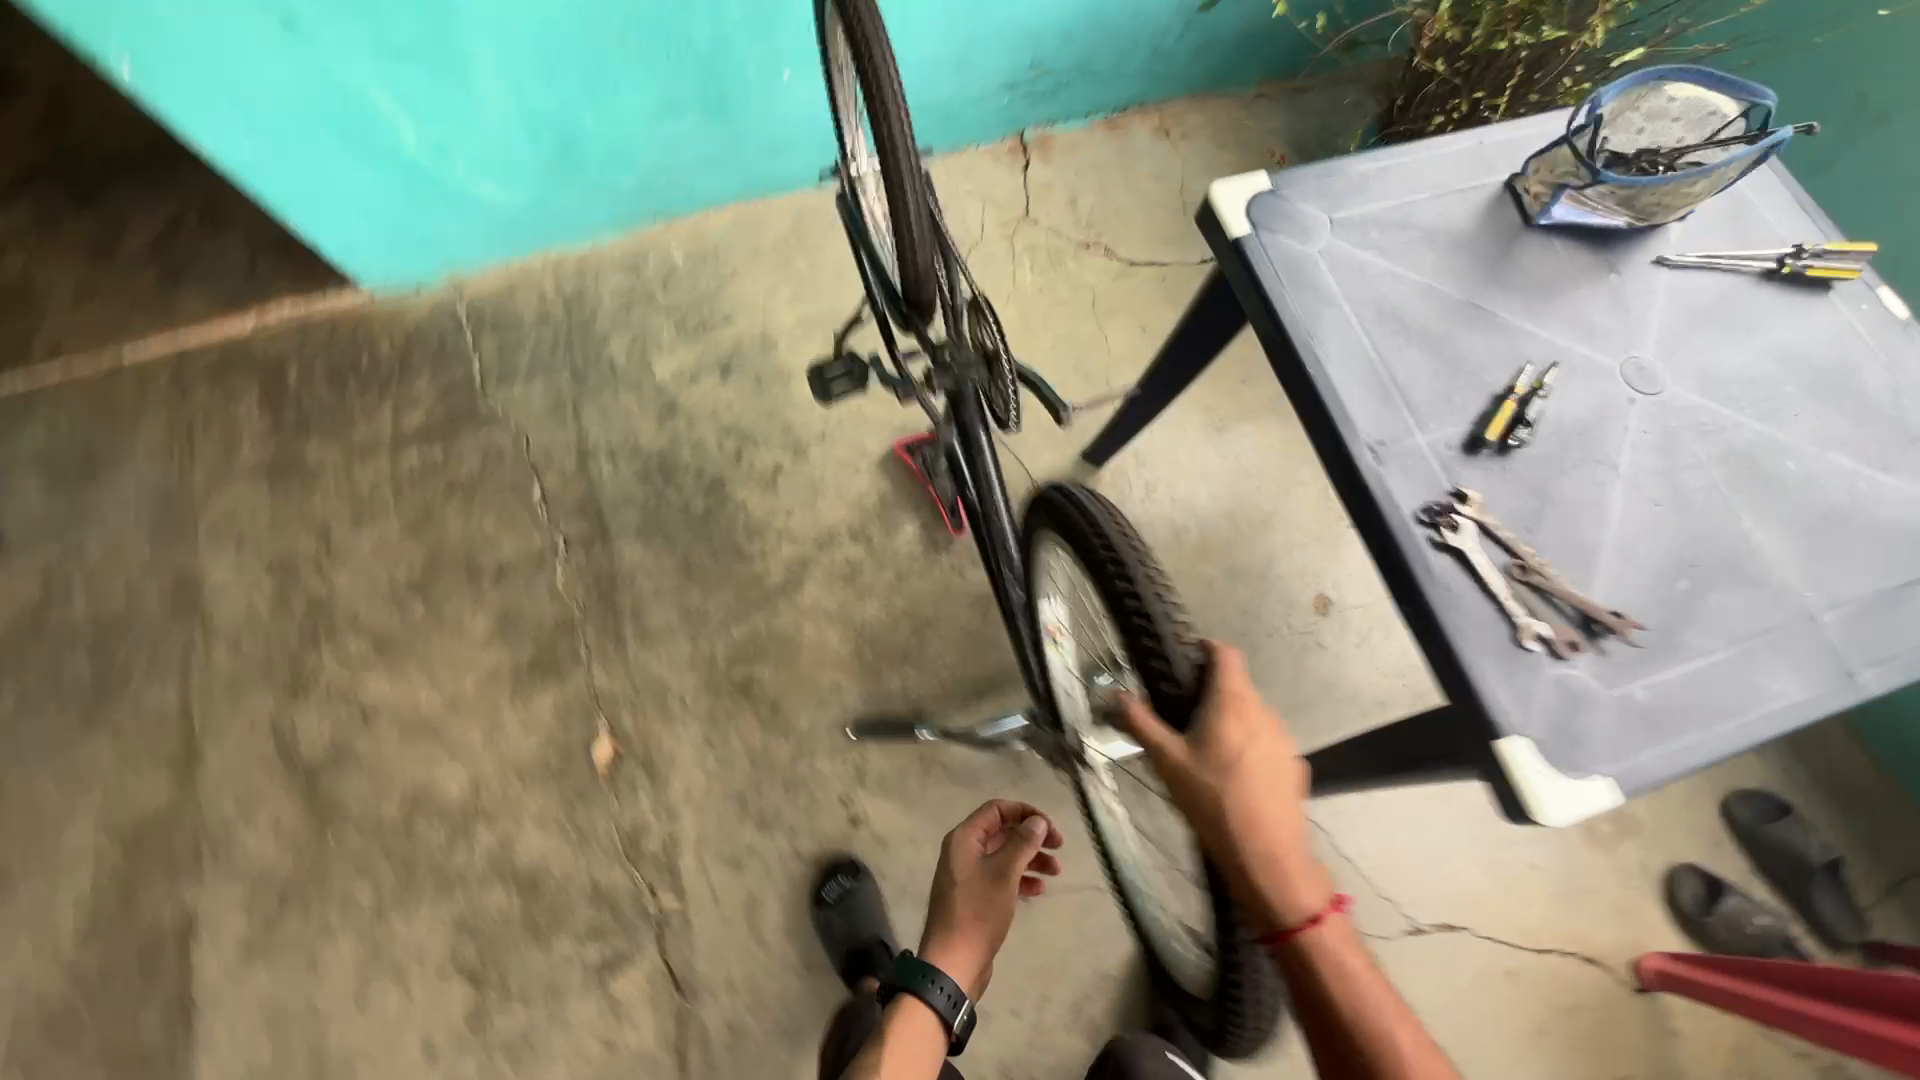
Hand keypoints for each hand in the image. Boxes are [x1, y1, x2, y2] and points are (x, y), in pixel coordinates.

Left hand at [917, 799, 1064, 1000]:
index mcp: (965, 838)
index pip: (997, 809)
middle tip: (1059, 848)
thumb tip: (1037, 821)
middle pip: (1002, 831)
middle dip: (1032, 837)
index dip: (1025, 812)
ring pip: (1004, 855)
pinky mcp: (975, 896)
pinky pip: (1001, 876)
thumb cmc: (978, 912)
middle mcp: (964, 850)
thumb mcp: (1004, 873)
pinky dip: (1020, 878)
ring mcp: (968, 874)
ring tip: (1056, 872)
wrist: (953, 962)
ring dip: (1030, 858)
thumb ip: (1022, 843)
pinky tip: (1039, 889)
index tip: (1050, 827)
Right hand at [1113, 641, 1332, 933]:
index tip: (1185, 659)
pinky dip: (1249, 747)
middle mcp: (1263, 711)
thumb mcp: (1167, 760)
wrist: (1266, 854)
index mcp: (1232, 701)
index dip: (1206, 649)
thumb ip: (1141, 722)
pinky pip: (1267, 743)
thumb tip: (1116, 694)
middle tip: (1183, 713)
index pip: (1225, 654)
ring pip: (1254, 715)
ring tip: (1207, 748)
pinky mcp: (1295, 765)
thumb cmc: (1210, 799)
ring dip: (1232, 720)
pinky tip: (1234, 777)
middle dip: (1212, 692)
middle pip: (1238, 686)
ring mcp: (1284, 738)